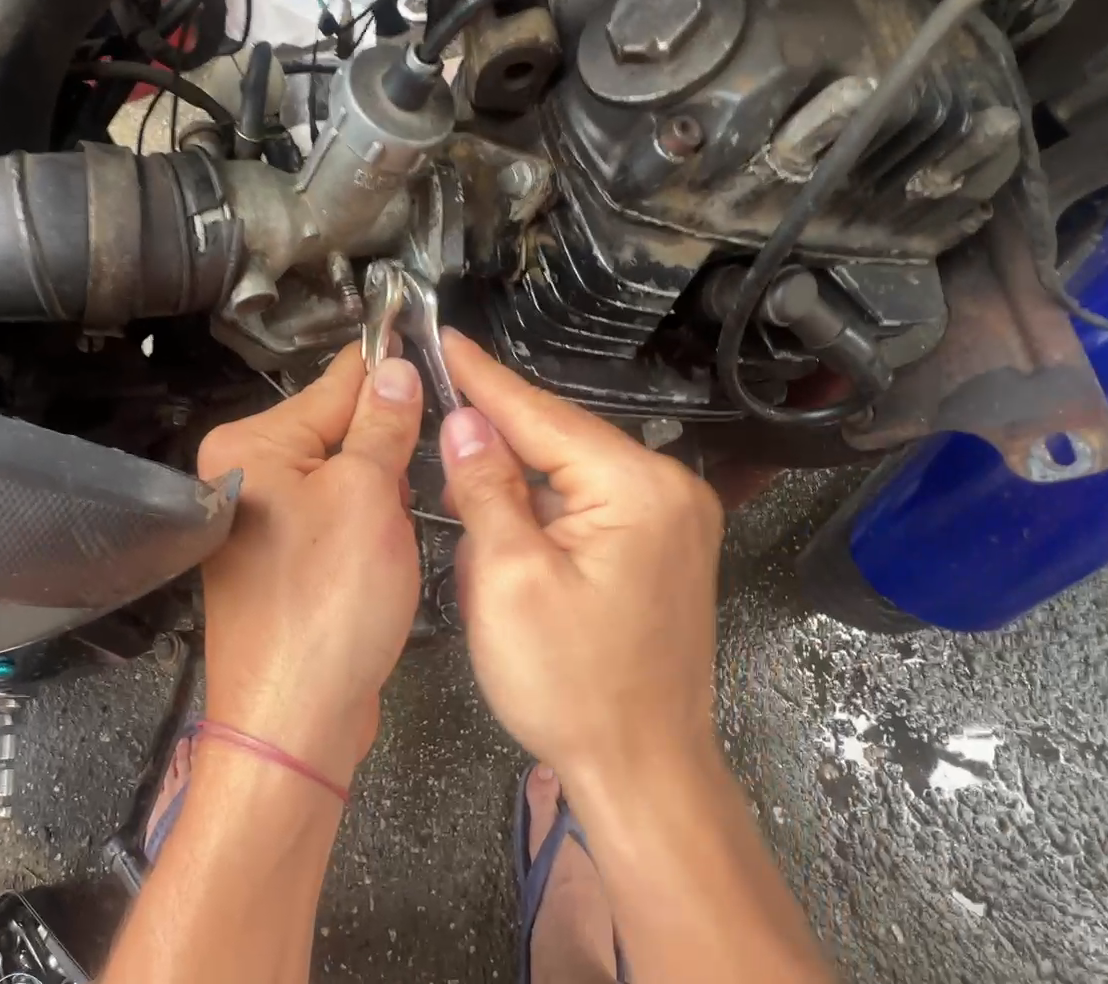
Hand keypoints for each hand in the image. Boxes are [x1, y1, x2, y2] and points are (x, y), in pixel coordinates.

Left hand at [196, 349, 425, 784]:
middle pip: (338, 429)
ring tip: (406, 516)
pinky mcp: (286, 559)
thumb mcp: (367, 497)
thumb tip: (397, 370)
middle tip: (430, 465)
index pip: (335, 382)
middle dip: (388, 443)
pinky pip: (337, 516)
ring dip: (383, 487)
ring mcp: (264, 521)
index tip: (438, 359)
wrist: (294, 718)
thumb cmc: (326, 605)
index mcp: (252, 445)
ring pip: (344, 475)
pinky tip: (388, 545)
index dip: (392, 372)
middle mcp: (247, 475)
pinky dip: (370, 520)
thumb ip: (383, 426)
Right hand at [435, 330, 724, 779]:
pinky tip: (503, 512)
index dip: (483, 377)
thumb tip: (464, 423)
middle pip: (559, 440)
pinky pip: (587, 504)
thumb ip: (485, 489)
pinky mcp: (660, 550)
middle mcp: (668, 491)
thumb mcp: (508, 579)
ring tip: (457, 463)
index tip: (443, 337)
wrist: (642, 769)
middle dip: (495, 428)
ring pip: (570, 473)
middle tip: (435, 397)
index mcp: (636, 488)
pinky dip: (540, 503)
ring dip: (514, 472)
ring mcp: (672, 521)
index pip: (541, 415)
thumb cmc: (569, 683)